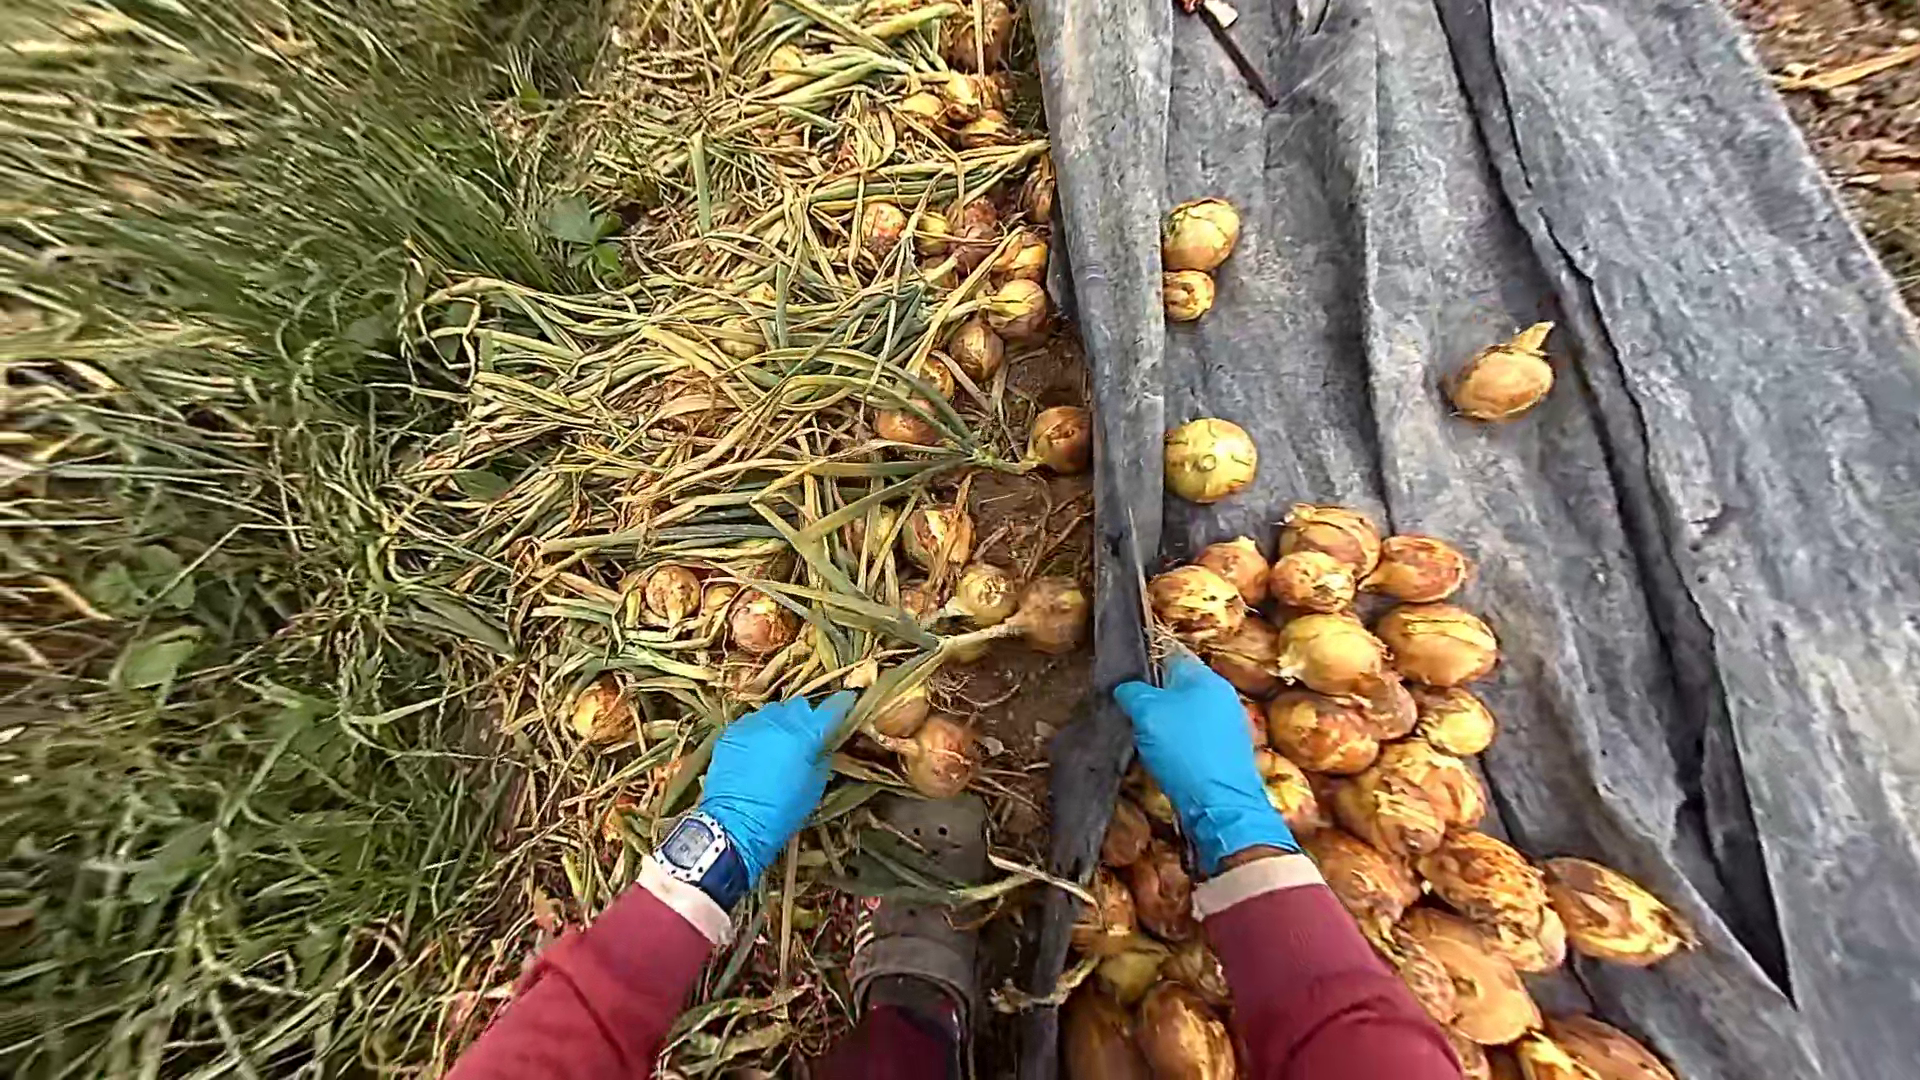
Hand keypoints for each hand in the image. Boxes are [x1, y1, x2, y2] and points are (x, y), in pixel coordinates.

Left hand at [699, 690, 855, 885]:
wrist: (733, 827)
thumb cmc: (782, 812)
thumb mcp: (815, 787)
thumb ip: (824, 756)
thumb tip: (826, 742)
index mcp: (807, 734)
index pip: (833, 707)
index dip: (843, 704)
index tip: (847, 704)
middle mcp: (780, 720)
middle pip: (801, 705)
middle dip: (806, 717)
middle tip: (805, 737)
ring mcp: (753, 723)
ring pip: (774, 711)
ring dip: (781, 723)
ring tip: (777, 745)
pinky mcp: (732, 732)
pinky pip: (752, 723)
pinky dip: (758, 733)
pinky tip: (755, 753)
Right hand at [1113, 650, 1295, 874]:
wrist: (1221, 806)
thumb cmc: (1183, 748)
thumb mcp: (1145, 712)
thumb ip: (1131, 691)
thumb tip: (1126, 688)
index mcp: (1204, 677)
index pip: (1168, 652)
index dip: (1142, 657)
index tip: (1120, 671)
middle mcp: (1221, 694)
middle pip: (1177, 682)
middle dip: (1151, 692)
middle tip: (1127, 704)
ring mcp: (1228, 723)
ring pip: (1185, 709)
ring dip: (1163, 717)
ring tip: (1140, 730)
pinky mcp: (1228, 750)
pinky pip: (1195, 733)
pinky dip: (1177, 738)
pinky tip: (1162, 752)